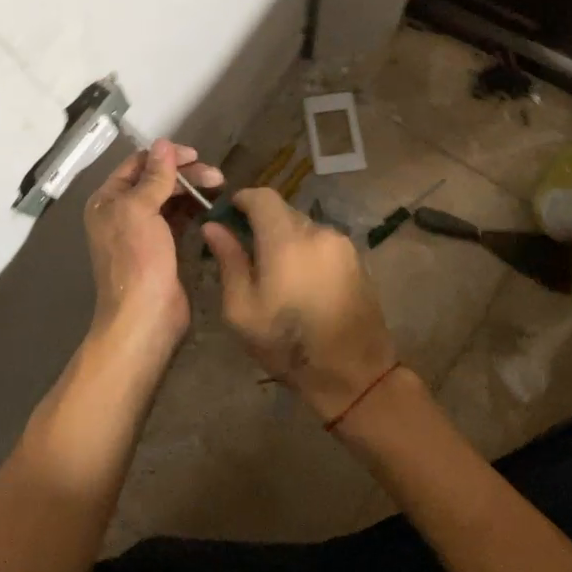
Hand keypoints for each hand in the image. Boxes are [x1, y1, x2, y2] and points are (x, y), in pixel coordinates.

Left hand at [84, 139, 221, 355]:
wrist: (144, 316)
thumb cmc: (137, 259)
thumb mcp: (140, 210)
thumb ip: (154, 177)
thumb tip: (163, 143)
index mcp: (108, 200)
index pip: (137, 164)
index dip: (165, 156)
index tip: (195, 156)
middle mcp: (122, 212)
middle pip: (155, 181)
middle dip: (184, 174)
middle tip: (216, 176)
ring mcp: (143, 231)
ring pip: (169, 199)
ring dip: (192, 190)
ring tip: (219, 186)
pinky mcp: (163, 248)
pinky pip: (179, 219)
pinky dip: (194, 209)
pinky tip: (212, 206)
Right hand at [203, 188, 397, 420]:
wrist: (354, 375)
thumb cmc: (288, 345)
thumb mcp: (242, 310)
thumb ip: (229, 261)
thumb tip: (213, 227)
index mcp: (287, 240)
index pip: (262, 196)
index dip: (242, 201)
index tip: (228, 217)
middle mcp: (318, 232)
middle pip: (283, 211)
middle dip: (262, 223)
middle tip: (247, 251)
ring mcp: (342, 245)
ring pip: (304, 227)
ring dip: (286, 239)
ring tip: (275, 273)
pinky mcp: (358, 260)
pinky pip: (323, 243)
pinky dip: (307, 252)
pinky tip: (302, 283)